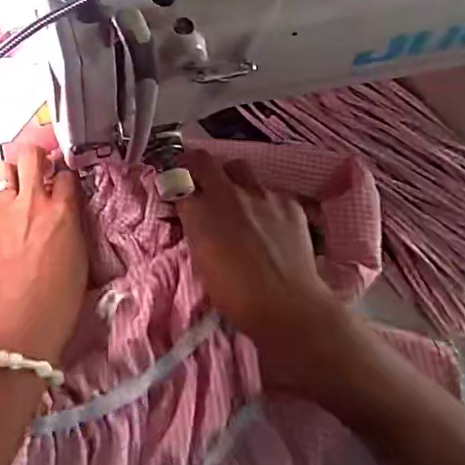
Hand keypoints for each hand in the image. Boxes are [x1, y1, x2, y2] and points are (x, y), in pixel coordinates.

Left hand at [0, 145, 88, 362]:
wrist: (26, 318)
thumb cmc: (62, 297)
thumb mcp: (81, 255)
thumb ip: (74, 226)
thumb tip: (68, 216)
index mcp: (64, 210)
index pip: (66, 174)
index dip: (65, 174)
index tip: (63, 180)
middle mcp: (34, 202)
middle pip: (32, 155)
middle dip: (35, 157)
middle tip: (37, 169)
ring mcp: (6, 211)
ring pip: (1, 168)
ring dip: (7, 173)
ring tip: (11, 185)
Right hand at [174, 149, 371, 398]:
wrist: (287, 305)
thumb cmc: (234, 295)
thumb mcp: (201, 260)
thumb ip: (194, 228)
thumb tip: (191, 214)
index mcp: (199, 211)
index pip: (178, 178)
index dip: (176, 182)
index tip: (177, 188)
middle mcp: (228, 193)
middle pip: (203, 159)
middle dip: (198, 166)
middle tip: (200, 182)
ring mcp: (261, 193)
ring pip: (239, 168)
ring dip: (232, 179)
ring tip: (238, 201)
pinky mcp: (288, 201)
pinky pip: (269, 190)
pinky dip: (264, 201)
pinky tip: (269, 222)